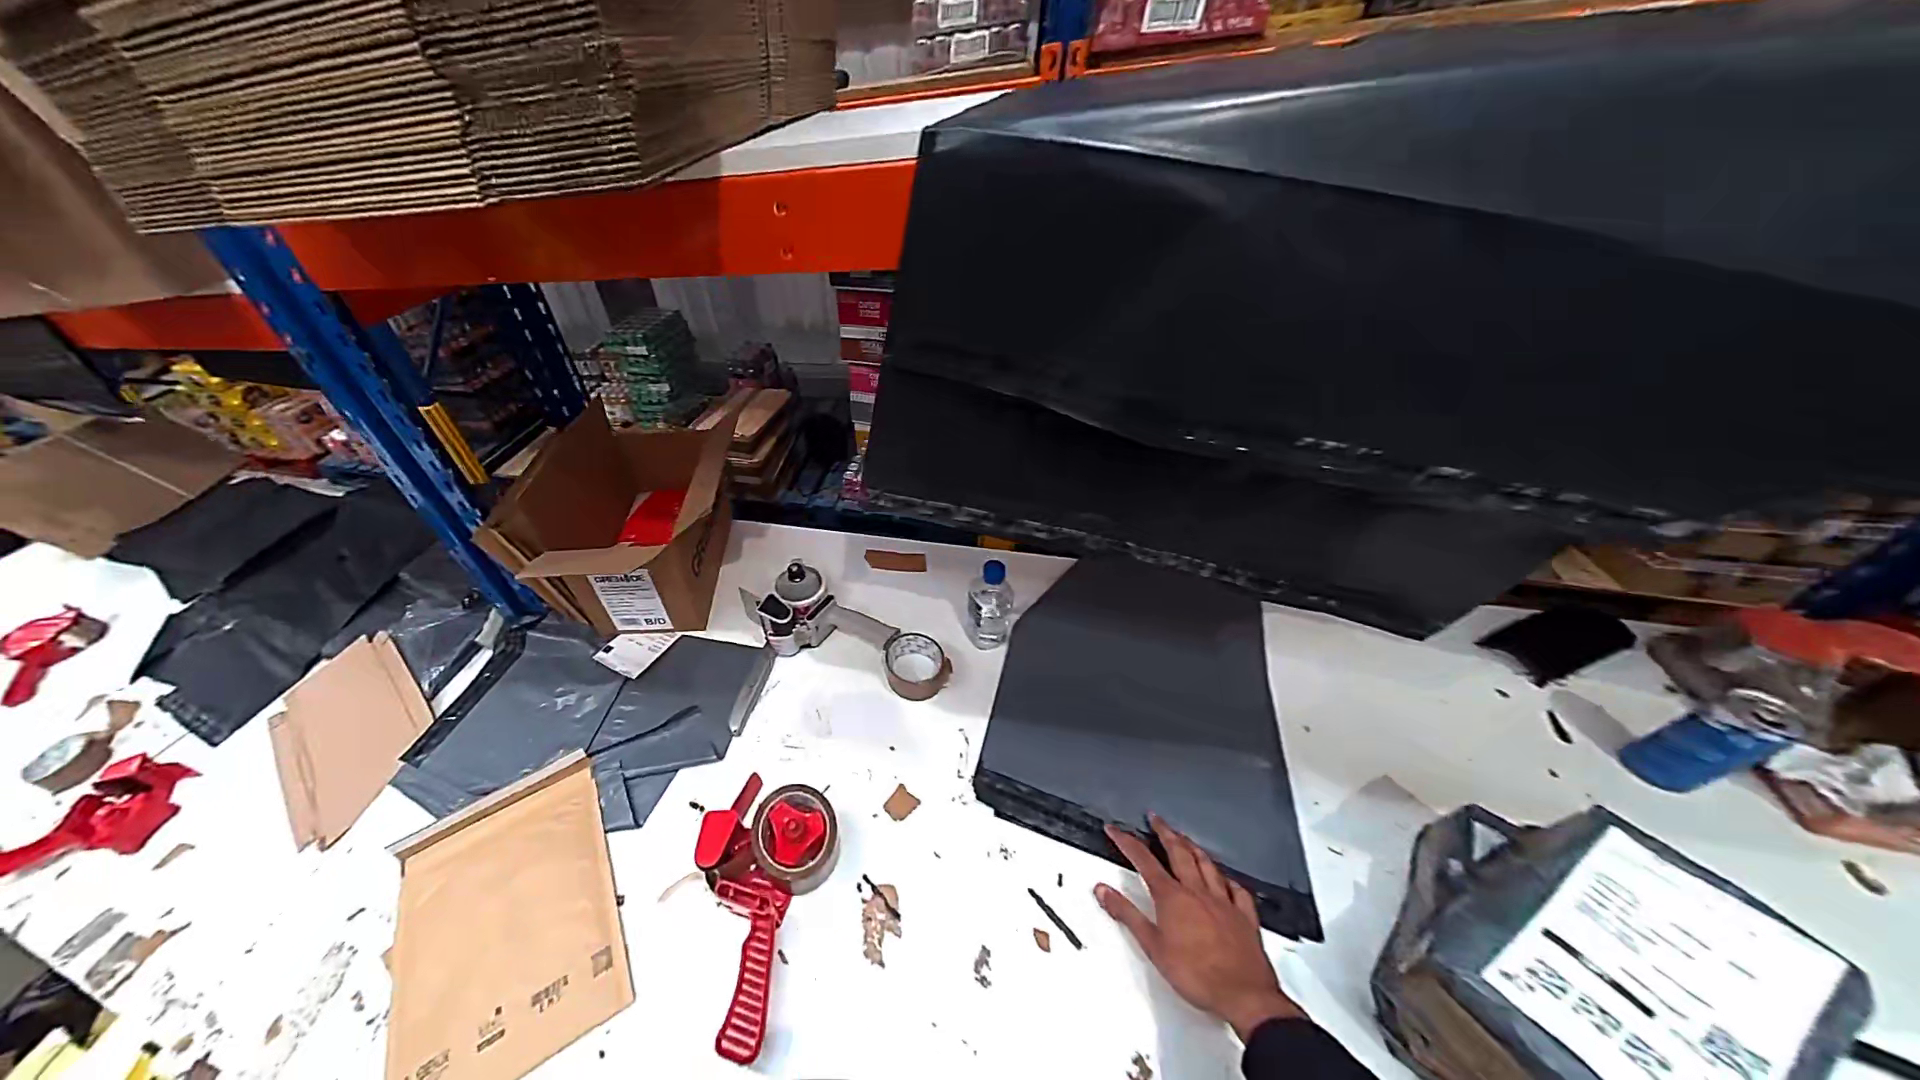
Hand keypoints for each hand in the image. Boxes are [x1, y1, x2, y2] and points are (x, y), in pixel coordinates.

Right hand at [1095, 814, 1303, 1040]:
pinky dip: (1227, 879)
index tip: (1115, 830)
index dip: (1127, 841)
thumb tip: (1104, 891)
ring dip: (1193, 847)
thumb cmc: (1197, 974)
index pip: (1144, 860)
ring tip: (1185, 838)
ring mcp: (1223, 902)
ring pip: (1206, 864)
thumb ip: (1126, 914)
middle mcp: (1198, 892)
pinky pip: (1236, 889)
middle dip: (1164, 832)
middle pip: (1178, 852)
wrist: (1242, 995)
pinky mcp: (1244, 916)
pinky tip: (1225, 878)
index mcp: (1173, 897)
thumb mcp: (1152, 946)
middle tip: (1156, 819)